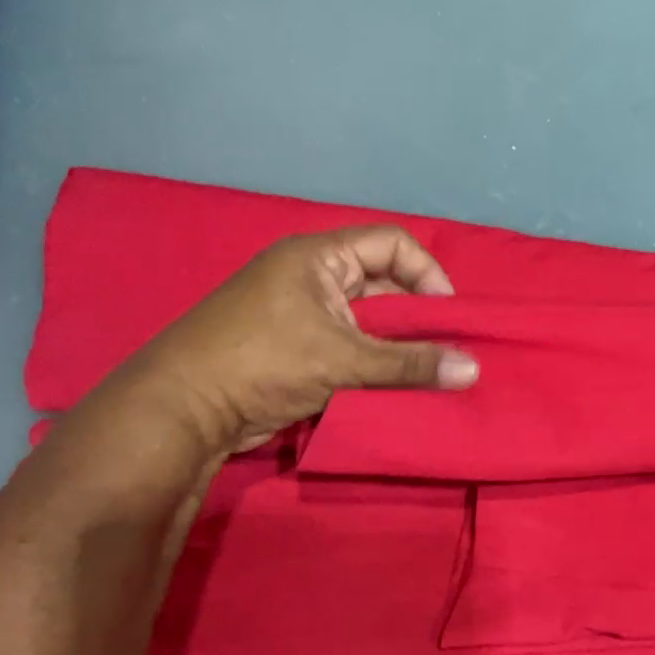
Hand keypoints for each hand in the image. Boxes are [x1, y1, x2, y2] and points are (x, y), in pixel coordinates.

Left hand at [120, 226, 479, 451]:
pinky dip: (378, 359)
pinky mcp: (296, 345)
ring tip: (426, 368)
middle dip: (419, 313)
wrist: (180, 411)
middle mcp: (310, 276)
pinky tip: (396, 382)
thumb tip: (475, 370)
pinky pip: (353, 342)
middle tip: (444, 346)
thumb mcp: (344, 360)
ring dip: (400, 341)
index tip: (445, 315)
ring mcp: (301, 311)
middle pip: (386, 281)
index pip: (392, 244)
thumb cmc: (261, 363)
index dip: (427, 273)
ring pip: (370, 316)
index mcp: (316, 258)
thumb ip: (412, 364)